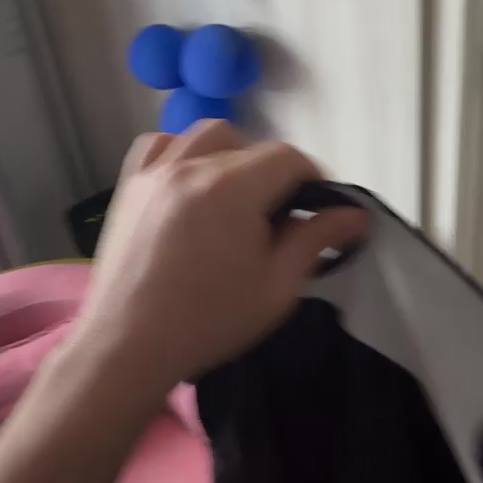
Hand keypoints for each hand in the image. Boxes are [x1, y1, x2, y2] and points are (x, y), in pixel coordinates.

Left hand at [62, 121, 366, 386]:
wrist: (127, 347)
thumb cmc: (208, 323)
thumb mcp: (277, 288)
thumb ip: (316, 240)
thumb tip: (355, 215)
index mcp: (231, 190)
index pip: (288, 158)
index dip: (313, 180)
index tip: (318, 212)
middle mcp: (190, 167)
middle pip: (249, 143)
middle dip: (273, 172)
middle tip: (278, 217)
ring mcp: (154, 173)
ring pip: (205, 135)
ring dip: (232, 156)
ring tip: (236, 198)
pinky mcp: (129, 187)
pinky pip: (160, 144)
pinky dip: (184, 153)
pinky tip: (192, 185)